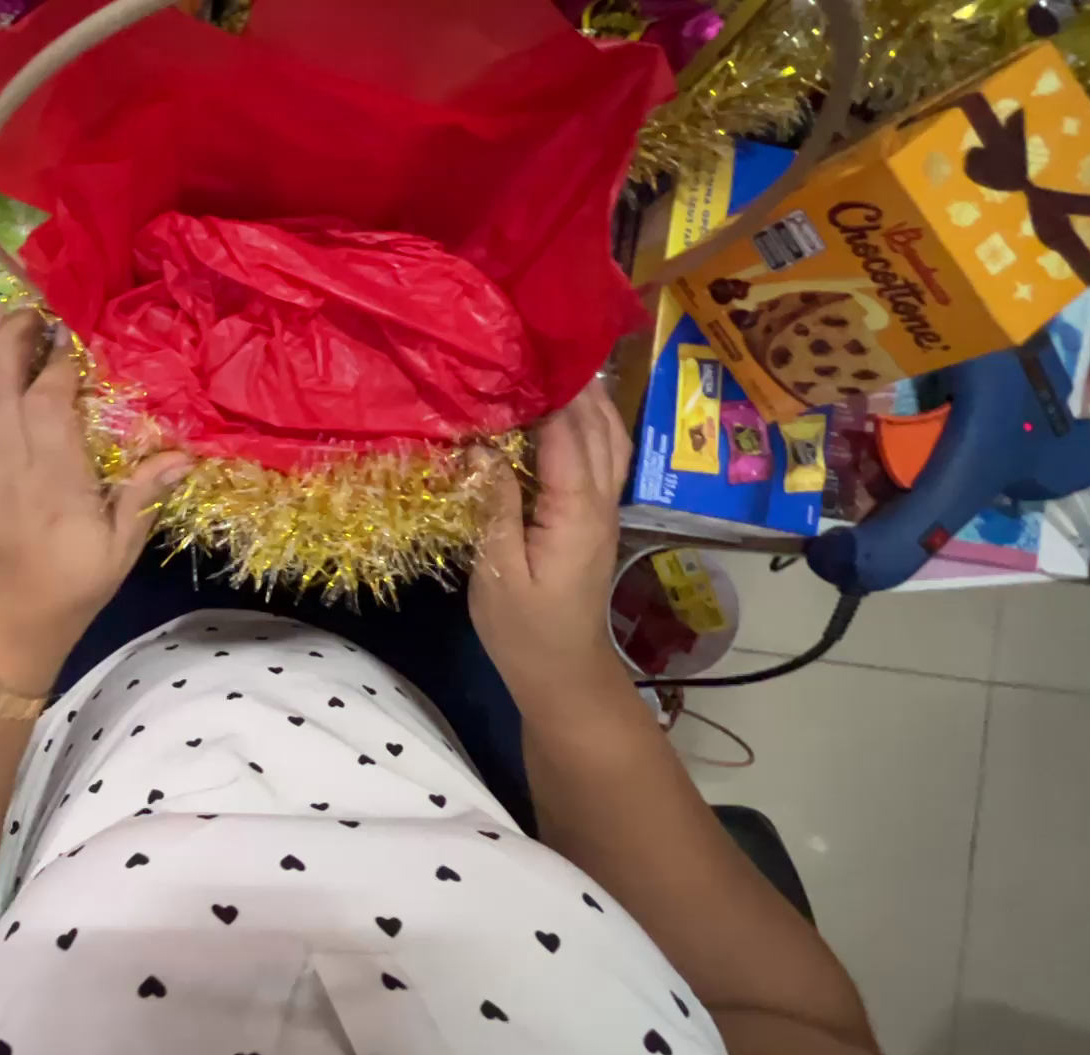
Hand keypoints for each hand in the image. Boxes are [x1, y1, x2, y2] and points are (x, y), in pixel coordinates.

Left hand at [0, 309, 188, 682]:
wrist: (15, 622)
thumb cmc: (75, 585)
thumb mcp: (122, 548)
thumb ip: (144, 496)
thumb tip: (184, 454)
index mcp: (52, 483)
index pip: (47, 405)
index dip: (57, 363)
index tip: (73, 334)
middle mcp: (7, 469)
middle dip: (9, 339)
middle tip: (31, 311)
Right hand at [468, 381, 632, 699]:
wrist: (564, 674)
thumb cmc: (525, 631)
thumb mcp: (497, 574)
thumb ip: (493, 508)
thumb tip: (481, 450)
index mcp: (575, 511)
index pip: (566, 433)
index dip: (546, 391)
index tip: (518, 353)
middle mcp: (599, 502)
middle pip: (599, 426)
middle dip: (574, 384)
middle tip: (535, 346)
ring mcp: (602, 510)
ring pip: (609, 440)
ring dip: (588, 401)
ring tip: (553, 368)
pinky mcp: (592, 520)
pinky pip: (598, 459)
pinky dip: (586, 428)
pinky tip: (561, 418)